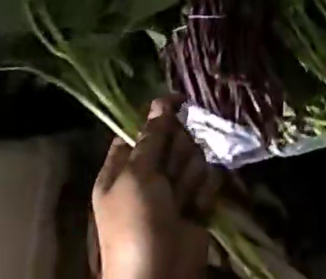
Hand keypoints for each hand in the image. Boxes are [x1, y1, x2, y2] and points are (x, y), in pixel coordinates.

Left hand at [92, 97, 219, 278]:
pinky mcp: (194, 209)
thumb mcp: (137, 175)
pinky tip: (198, 206)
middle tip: (175, 163)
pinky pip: (205, 183)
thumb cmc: (136, 224)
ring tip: (184, 193)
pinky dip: (205, 190)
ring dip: (190, 171)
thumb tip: (160, 101)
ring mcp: (170, 194)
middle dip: (178, 147)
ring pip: (189, 159)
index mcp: (120, 169)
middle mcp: (145, 177)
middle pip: (169, 141)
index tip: (178, 102)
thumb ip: (151, 137)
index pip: (138, 130)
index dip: (156, 116)